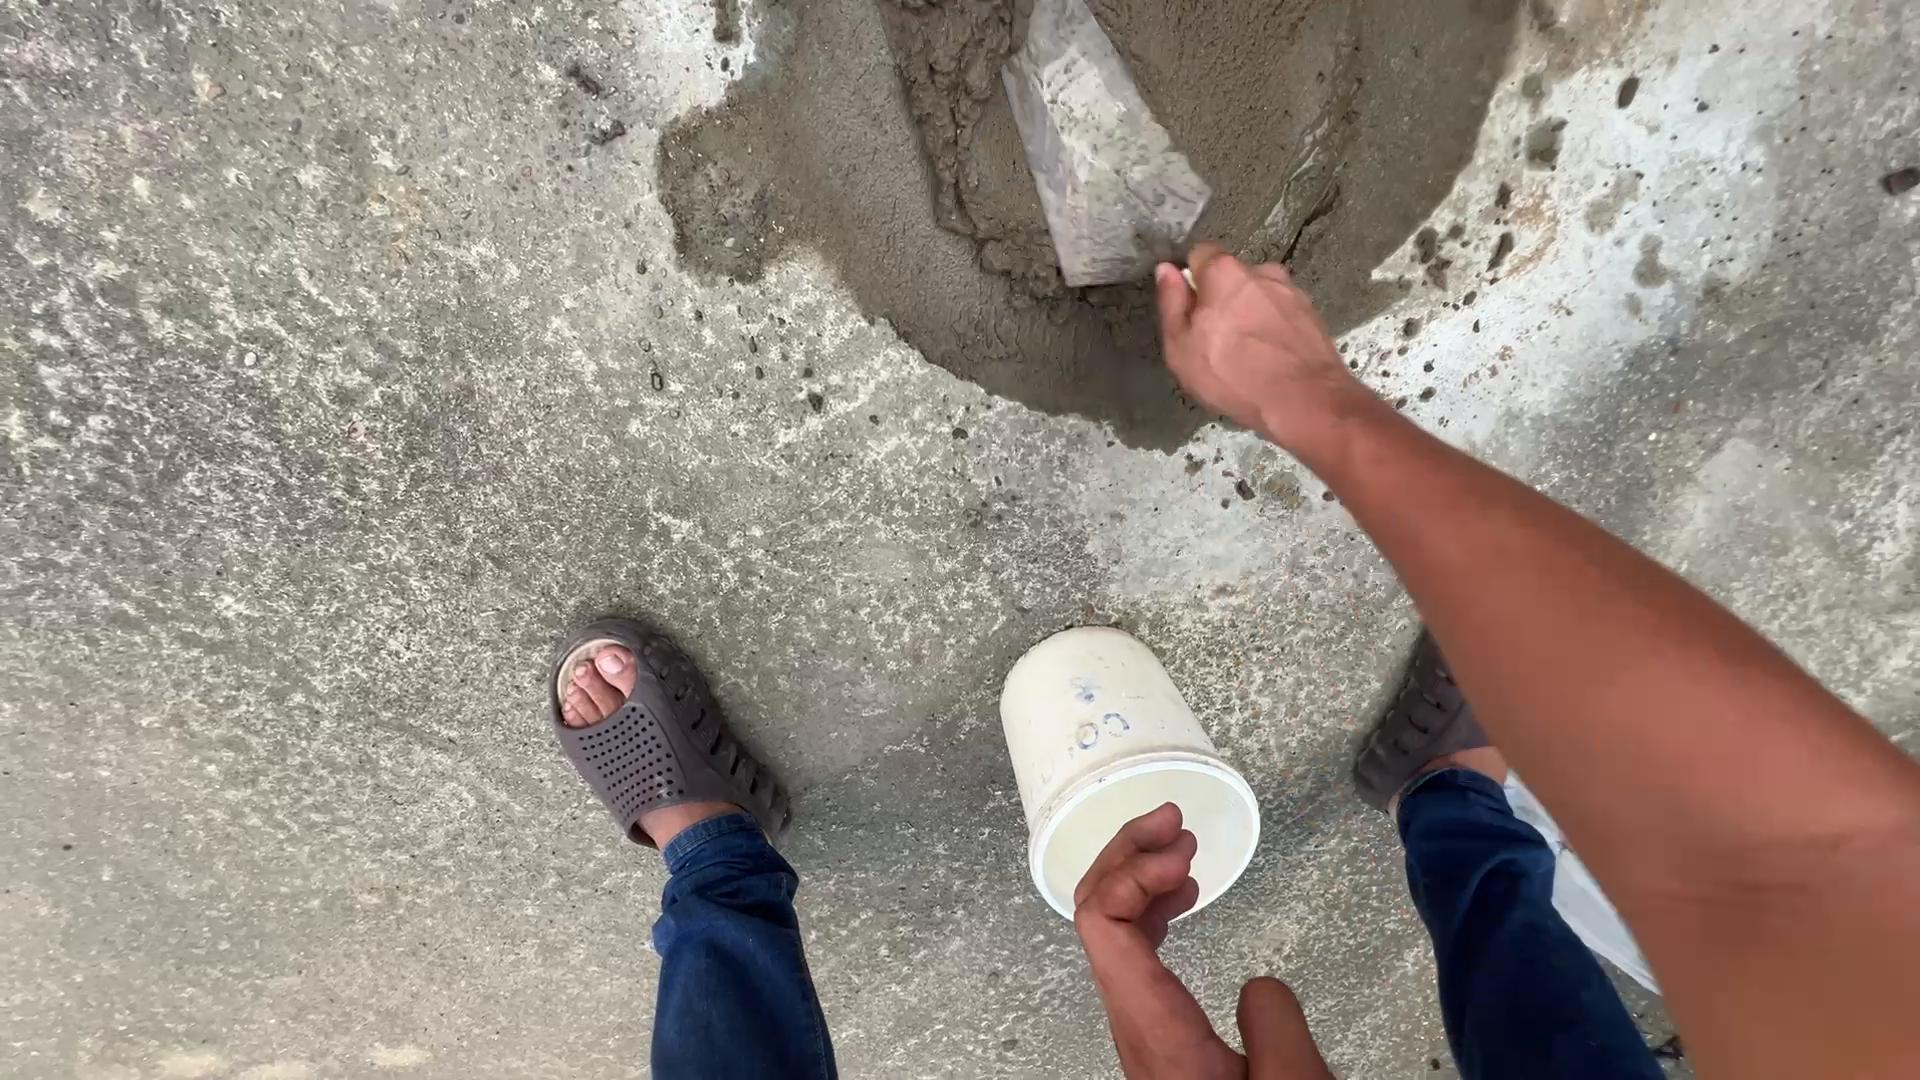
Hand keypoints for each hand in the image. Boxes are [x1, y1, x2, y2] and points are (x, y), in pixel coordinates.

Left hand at [1073, 803, 1334, 1078]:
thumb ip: (1273, 1024)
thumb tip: (1257, 984)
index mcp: (1150, 1022)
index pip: (1099, 920)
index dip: (1129, 871)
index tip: (1181, 853)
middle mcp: (1131, 1012)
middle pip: (1097, 906)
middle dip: (1129, 850)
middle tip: (1172, 818)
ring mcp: (1139, 1014)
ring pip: (1114, 919)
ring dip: (1142, 869)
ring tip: (1182, 841)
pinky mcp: (1156, 1020)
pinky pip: (1137, 942)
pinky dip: (1155, 902)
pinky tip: (1182, 890)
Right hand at [1155, 243, 1375, 452]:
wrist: (1302, 399)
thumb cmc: (1231, 374)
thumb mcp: (1180, 346)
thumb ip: (1171, 303)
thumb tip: (1165, 271)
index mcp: (1224, 272)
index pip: (1199, 254)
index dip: (1189, 280)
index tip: (1187, 310)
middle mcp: (1262, 271)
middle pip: (1231, 277)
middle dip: (1220, 300)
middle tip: (1212, 341)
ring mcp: (1291, 291)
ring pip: (1258, 296)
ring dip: (1248, 315)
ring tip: (1243, 355)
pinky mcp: (1311, 314)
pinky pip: (1280, 315)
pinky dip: (1270, 330)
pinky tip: (1267, 359)